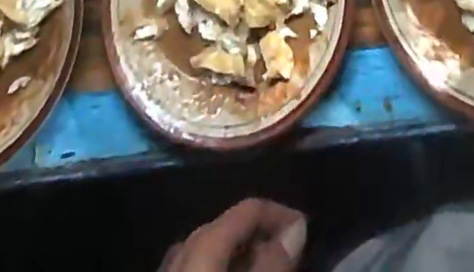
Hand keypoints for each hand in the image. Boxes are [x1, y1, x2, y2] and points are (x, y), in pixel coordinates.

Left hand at [160, 198, 306, 271]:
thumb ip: (272, 260)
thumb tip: (297, 226)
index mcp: (202, 238)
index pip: (247, 208)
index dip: (280, 213)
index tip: (306, 229)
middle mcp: (181, 244)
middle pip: (226, 225)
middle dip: (259, 233)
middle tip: (289, 253)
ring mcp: (168, 266)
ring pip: (209, 247)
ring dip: (240, 252)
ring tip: (265, 265)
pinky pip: (197, 265)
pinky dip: (220, 264)